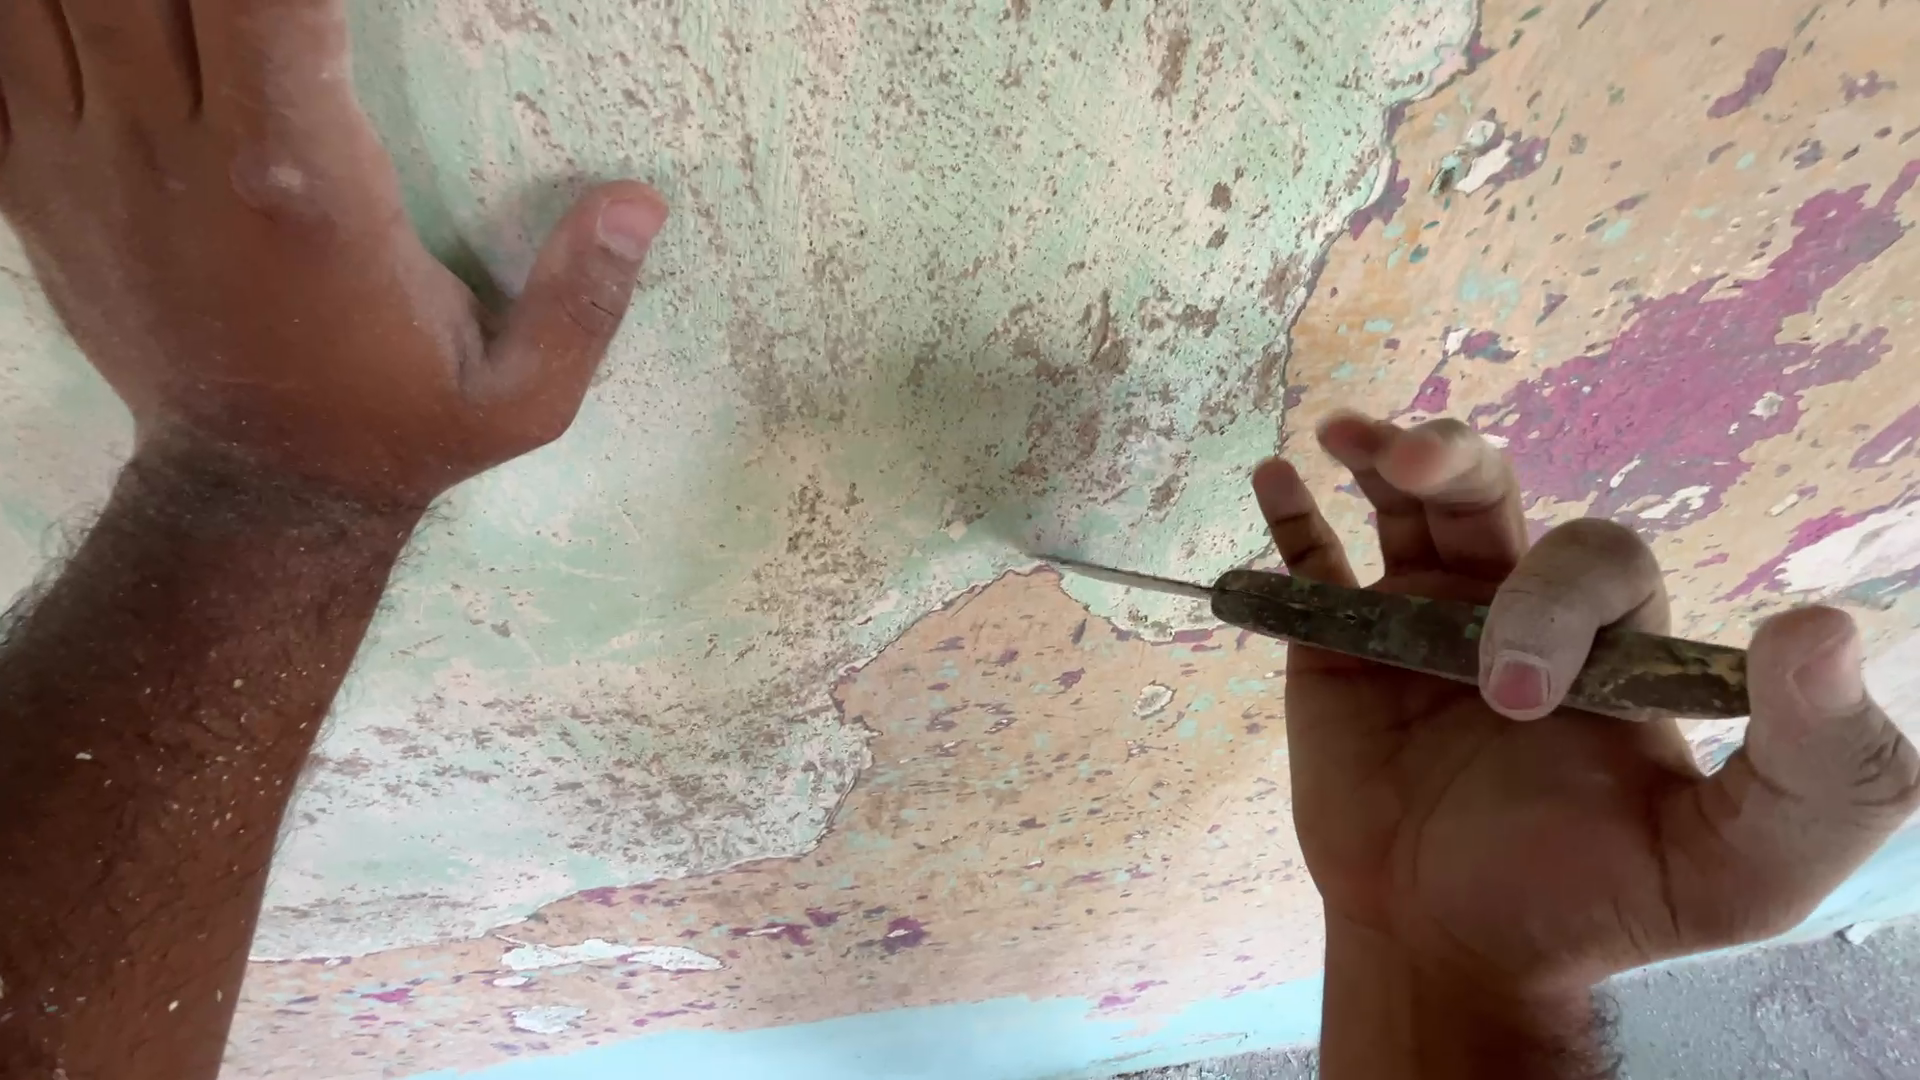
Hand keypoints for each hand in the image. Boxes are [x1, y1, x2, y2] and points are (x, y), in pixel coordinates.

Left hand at [0, 1, 666, 506]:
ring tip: (226, 20)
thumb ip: (585, 301)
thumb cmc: (409, 433)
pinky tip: (138, 28)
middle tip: (302, 11)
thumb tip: (643, 204)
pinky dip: (61, 8)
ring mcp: (83, 154)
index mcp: (313, 194)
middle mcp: (183, 153)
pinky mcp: (32, 171)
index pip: (280, 7)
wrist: (268, 491)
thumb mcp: (530, 397)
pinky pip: (9, 32)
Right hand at [1257, 411, 1919, 1001]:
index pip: (1585, 562)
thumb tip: (1821, 625)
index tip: (1508, 695)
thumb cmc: (1580, 902)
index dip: (1548, 603)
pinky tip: (1276, 476)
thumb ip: (1823, 770)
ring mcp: (1407, 619)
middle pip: (1483, 499)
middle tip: (1410, 457)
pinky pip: (1308, 567)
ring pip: (1398, 512)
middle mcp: (1501, 609)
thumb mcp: (1736, 866)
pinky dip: (1290, 519)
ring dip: (1376, 459)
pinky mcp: (1331, 644)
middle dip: (1451, 461)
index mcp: (1599, 640)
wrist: (1444, 937)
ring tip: (1348, 434)